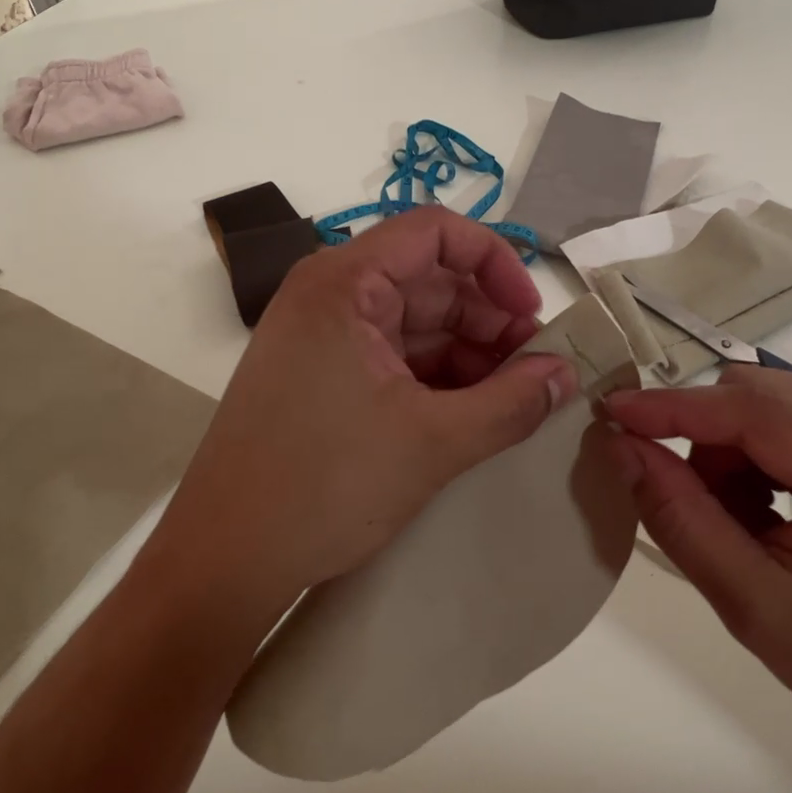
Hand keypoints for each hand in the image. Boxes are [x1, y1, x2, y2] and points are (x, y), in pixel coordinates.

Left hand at [154, 206, 575, 611]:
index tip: (531, 317)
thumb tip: (567, 374)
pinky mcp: (319, 377)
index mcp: (343, 283)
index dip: (494, 262)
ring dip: (468, 355)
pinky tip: (471, 415)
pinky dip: (435, 379)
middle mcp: (328, 296)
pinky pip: (391, 357)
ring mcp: (320, 338)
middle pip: (429, 280)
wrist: (225, 560)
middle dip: (489, 321)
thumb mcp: (433, 443)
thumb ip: (511, 403)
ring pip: (414, 323)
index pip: (435, 232)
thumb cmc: (324, 485)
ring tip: (511, 403)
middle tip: (536, 374)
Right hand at [599, 364, 791, 750]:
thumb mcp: (759, 610)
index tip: (613, 413)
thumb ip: (685, 523)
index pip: (760, 413)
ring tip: (748, 521)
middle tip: (700, 510)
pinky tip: (775, 505)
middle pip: (765, 394)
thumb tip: (625, 449)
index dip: (678, 408)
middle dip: (709, 440)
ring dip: (735, 448)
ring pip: (775, 396)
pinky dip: (764, 450)